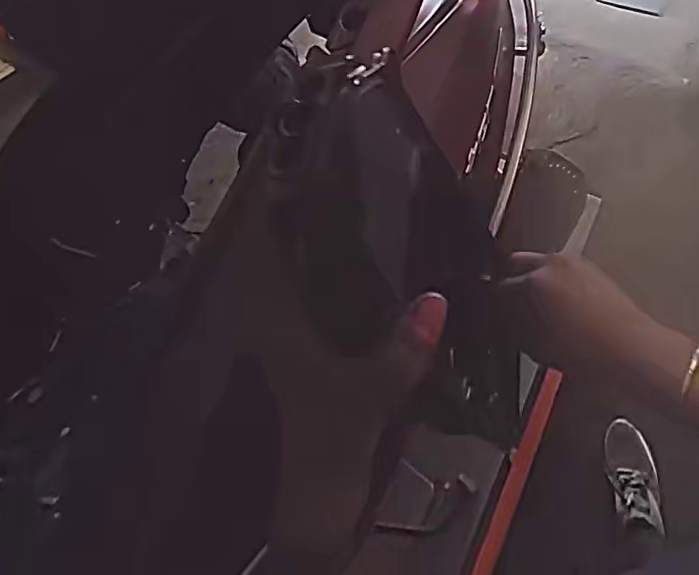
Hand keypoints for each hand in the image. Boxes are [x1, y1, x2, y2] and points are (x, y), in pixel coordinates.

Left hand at [218, 197, 445, 567]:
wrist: (306, 528)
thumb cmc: (315, 458)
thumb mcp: (361, 404)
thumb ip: (398, 354)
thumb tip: (436, 299)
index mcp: (274, 330)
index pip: (262, 255)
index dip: (272, 211)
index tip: (298, 171)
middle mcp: (276, 331)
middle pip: (288, 263)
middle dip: (312, 226)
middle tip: (348, 190)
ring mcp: (293, 349)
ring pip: (310, 288)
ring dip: (331, 258)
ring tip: (367, 224)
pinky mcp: (313, 367)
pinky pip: (330, 314)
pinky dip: (349, 294)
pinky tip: (379, 286)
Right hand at [495, 252, 695, 404]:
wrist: (636, 353)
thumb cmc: (588, 356)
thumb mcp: (541, 347)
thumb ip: (517, 327)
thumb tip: (506, 320)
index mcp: (535, 281)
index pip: (501, 287)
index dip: (494, 303)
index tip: (493, 314)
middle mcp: (552, 263)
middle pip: (517, 264)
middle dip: (510, 282)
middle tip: (508, 306)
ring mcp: (573, 262)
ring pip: (539, 264)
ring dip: (531, 280)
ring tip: (532, 308)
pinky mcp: (590, 267)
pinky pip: (559, 270)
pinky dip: (551, 281)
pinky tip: (555, 306)